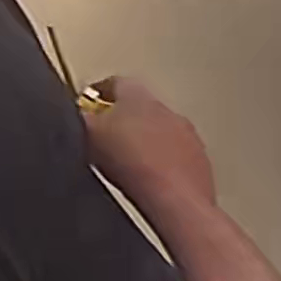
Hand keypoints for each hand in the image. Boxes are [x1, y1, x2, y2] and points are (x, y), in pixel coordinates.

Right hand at [82, 76, 215, 211]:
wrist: (172, 199)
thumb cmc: (127, 160)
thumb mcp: (86, 132)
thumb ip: (80, 114)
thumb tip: (79, 111)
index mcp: (138, 97)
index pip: (115, 82)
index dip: (97, 92)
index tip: (87, 104)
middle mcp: (167, 110)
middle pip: (139, 105)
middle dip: (122, 115)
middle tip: (104, 131)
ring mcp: (189, 136)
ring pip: (159, 127)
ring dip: (143, 135)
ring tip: (123, 155)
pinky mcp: (201, 161)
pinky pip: (175, 150)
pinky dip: (160, 155)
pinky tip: (145, 171)